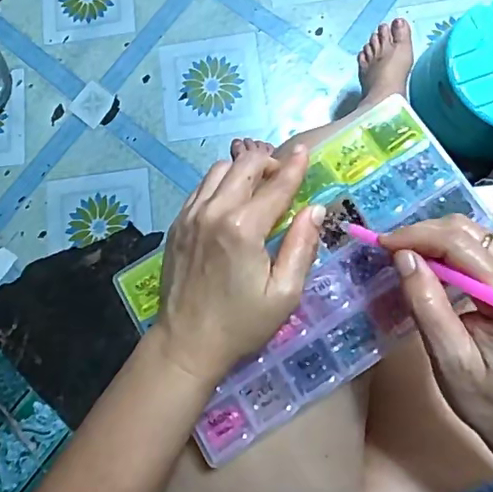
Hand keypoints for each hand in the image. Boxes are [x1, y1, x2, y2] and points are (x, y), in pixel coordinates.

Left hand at [153, 147, 321, 383]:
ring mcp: (190, 214)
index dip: (293, 167)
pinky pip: (201, 187)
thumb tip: (315, 209)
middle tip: (282, 177)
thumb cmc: (241, 323)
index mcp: (243, 228)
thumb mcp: (284, 293)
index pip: (275, 186)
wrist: (186, 342)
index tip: (304, 150)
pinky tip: (231, 202)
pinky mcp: (178, 222)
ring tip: (257, 188)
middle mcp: (213, 211)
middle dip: (267, 163)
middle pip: (243, 165)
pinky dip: (220, 184)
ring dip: (241, 171)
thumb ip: (301, 246)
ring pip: (218, 171)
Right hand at [383, 215, 492, 461]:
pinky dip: (443, 246)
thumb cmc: (487, 400)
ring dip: (431, 237)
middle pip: (468, 232)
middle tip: (386, 250)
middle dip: (422, 234)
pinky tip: (425, 261)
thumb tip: (403, 255)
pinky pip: (475, 245)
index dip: (418, 237)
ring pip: (470, 232)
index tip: (380, 244)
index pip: (462, 247)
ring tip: (402, 254)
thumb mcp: (450, 360)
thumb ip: (427, 306)